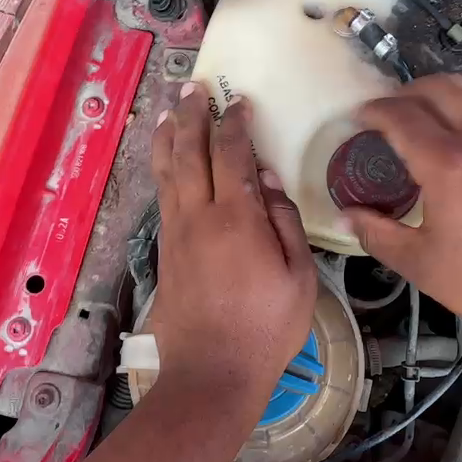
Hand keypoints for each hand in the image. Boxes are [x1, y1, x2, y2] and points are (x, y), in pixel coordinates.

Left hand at [147, 85, 318, 415]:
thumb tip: (267, 179)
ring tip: (168, 112)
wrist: (211, 374)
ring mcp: (176, 233)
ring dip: (167, 138)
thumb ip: (285, 222)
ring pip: (167, 173)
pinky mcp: (165, 251)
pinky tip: (167, 163)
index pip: (232, 155)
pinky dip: (163, 170)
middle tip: (193, 88)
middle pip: (189, 153)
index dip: (234, 123)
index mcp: (237, 219)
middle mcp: (199, 216)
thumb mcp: (299, 278)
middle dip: (191, 116)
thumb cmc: (266, 328)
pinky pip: (163, 196)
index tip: (239, 101)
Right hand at [344, 75, 461, 347]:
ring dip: (439, 101)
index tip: (358, 117)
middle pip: (440, 88)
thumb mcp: (422, 265)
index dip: (374, 111)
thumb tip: (346, 215)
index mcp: (448, 165)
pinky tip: (460, 156)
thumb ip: (377, 234)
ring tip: (421, 127)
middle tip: (386, 112)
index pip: (402, 116)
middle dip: (405, 92)